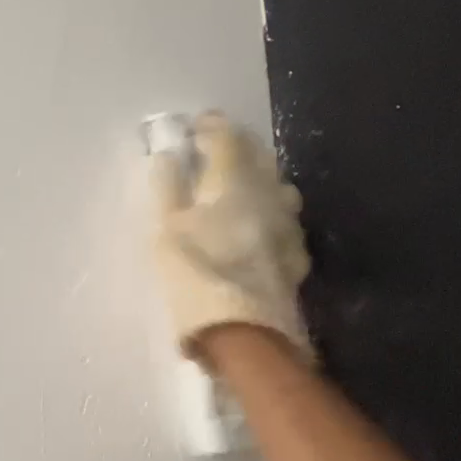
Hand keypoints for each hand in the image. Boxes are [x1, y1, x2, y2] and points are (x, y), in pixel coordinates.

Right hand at [148, 112, 312, 362]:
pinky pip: (285, 222)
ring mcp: (286, 226)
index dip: (211, 126)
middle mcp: (267, 196)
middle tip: (215, 148)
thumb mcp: (165, 232)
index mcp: (232, 183)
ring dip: (259, 178)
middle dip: (237, 146)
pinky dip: (270, 215)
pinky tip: (260, 228)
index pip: (226, 138)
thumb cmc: (195, 278)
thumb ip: (168, 189)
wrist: (244, 335)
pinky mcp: (295, 255)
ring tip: (239, 185)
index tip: (196, 125)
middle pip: (258, 157)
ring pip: (278, 187)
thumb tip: (170, 156)